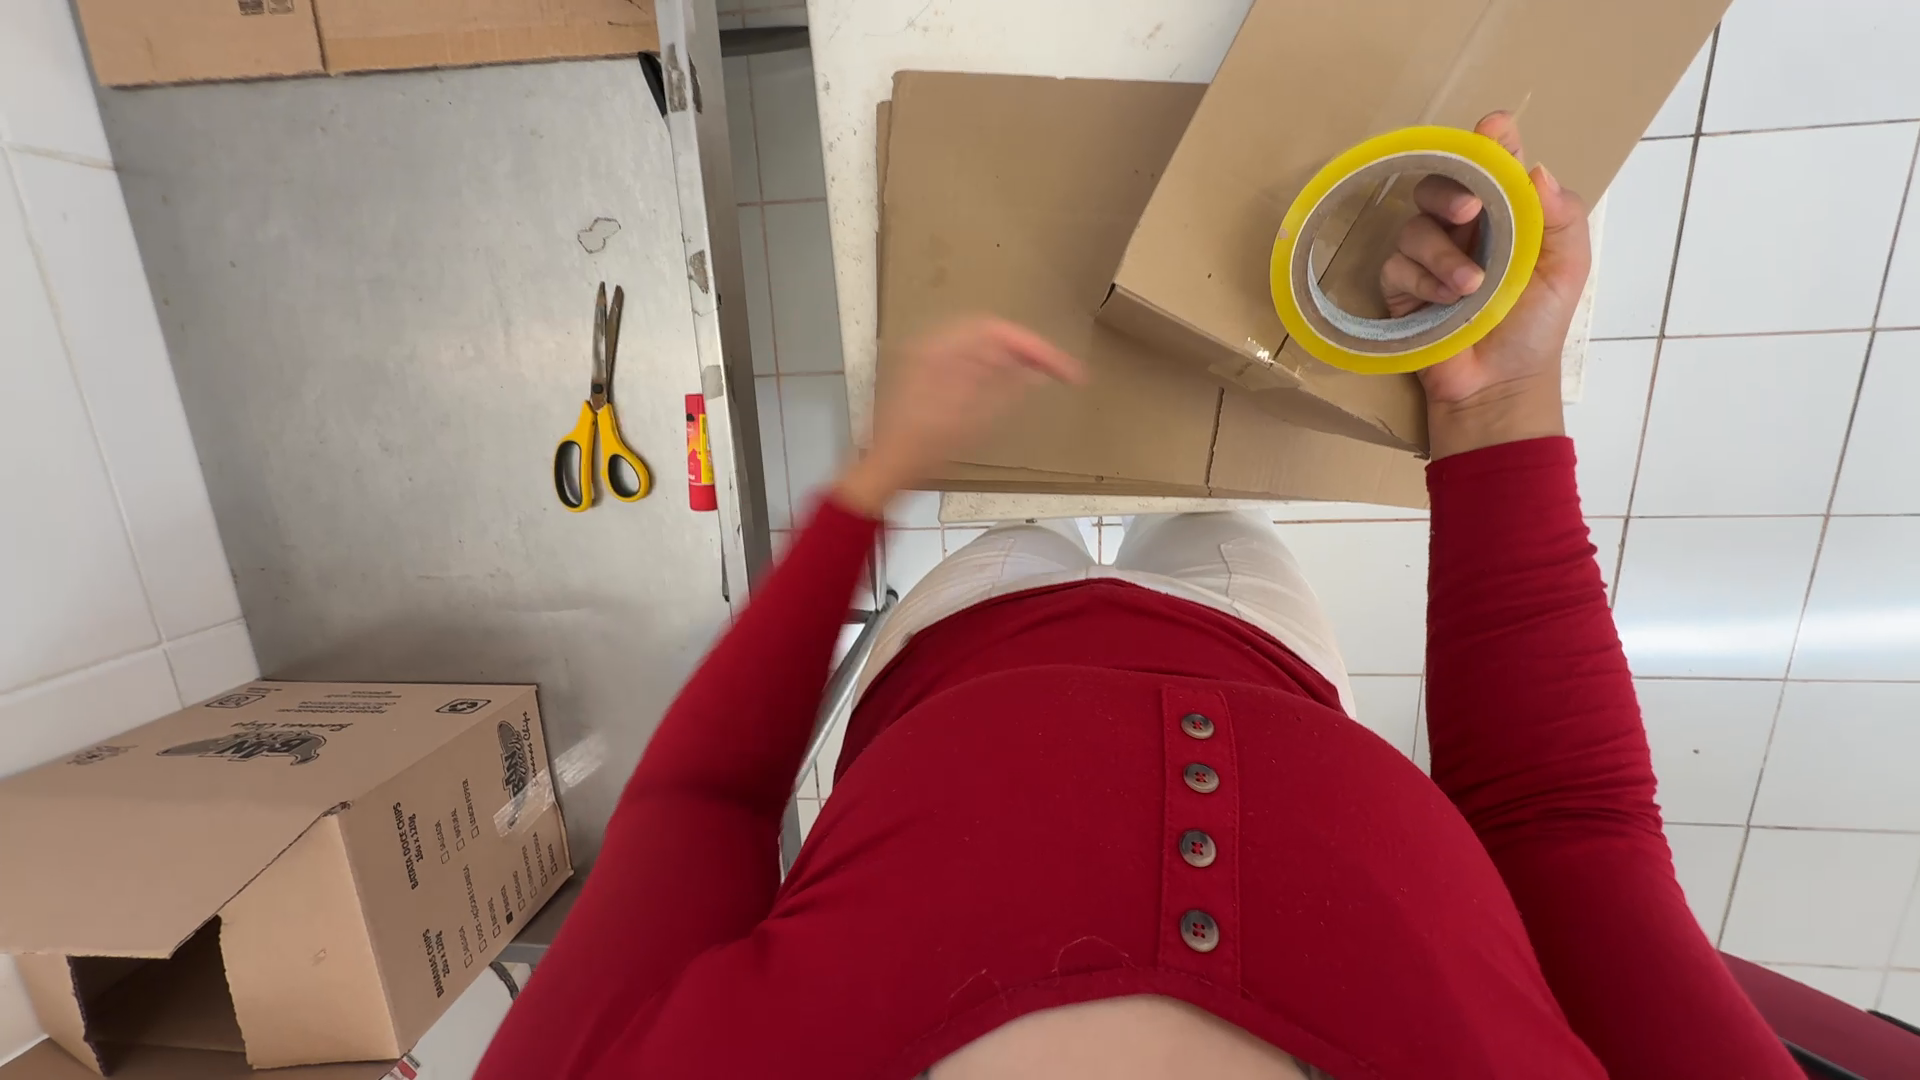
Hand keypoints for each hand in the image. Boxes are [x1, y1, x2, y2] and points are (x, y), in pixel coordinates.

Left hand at [834, 318, 1087, 514]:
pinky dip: (991, 368)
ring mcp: (925, 361)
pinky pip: (965, 360)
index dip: (1036, 347)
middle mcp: (930, 347)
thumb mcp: (971, 420)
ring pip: (978, 346)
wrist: (884, 470)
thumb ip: (1005, 387)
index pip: (997, 331)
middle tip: (1057, 370)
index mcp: (939, 349)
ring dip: (1010, 358)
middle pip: (989, 333)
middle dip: (1026, 349)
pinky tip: (1007, 384)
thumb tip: (1035, 367)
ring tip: (1040, 375)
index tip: (1065, 370)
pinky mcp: (924, 378)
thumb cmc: (922, 449)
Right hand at [1378, 111, 1591, 457]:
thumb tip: (1534, 170)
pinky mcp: (1399, 289)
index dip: (1488, 143)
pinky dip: (1422, 283)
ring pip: (1415, 229)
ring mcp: (1427, 259)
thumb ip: (1559, 217)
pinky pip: (1397, 268)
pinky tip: (1444, 303)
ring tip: (1469, 289)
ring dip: (1443, 258)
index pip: (1492, 166)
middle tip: (1467, 210)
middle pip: (1439, 184)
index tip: (1492, 128)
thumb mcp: (1566, 266)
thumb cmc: (1534, 327)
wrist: (1495, 381)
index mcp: (1506, 215)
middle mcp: (1462, 230)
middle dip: (1448, 189)